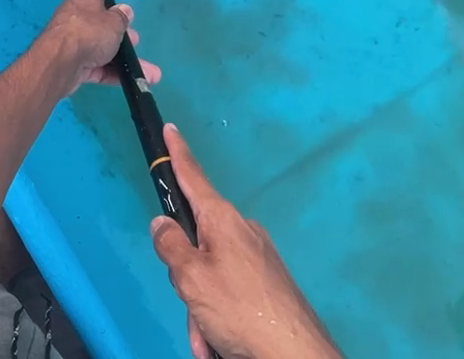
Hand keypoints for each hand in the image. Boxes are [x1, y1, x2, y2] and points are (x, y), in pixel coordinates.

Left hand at [36, 0, 160, 98]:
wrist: (61, 63)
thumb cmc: (89, 32)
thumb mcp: (113, 23)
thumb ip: (120, 18)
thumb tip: (124, 10)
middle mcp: (76, 18)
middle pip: (98, 22)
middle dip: (117, 32)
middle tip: (135, 39)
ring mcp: (73, 43)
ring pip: (101, 49)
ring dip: (122, 60)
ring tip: (149, 71)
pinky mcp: (73, 65)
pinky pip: (96, 68)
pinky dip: (112, 74)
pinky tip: (131, 81)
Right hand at [150, 125, 342, 358]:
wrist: (299, 358)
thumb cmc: (240, 309)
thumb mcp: (191, 277)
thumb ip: (171, 245)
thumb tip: (163, 222)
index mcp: (222, 219)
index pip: (193, 176)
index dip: (178, 152)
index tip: (171, 128)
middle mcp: (242, 230)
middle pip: (197, 238)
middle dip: (186, 274)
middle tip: (191, 306)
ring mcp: (259, 256)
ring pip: (212, 272)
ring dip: (203, 306)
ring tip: (210, 338)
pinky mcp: (270, 282)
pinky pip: (231, 291)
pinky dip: (221, 316)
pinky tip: (222, 342)